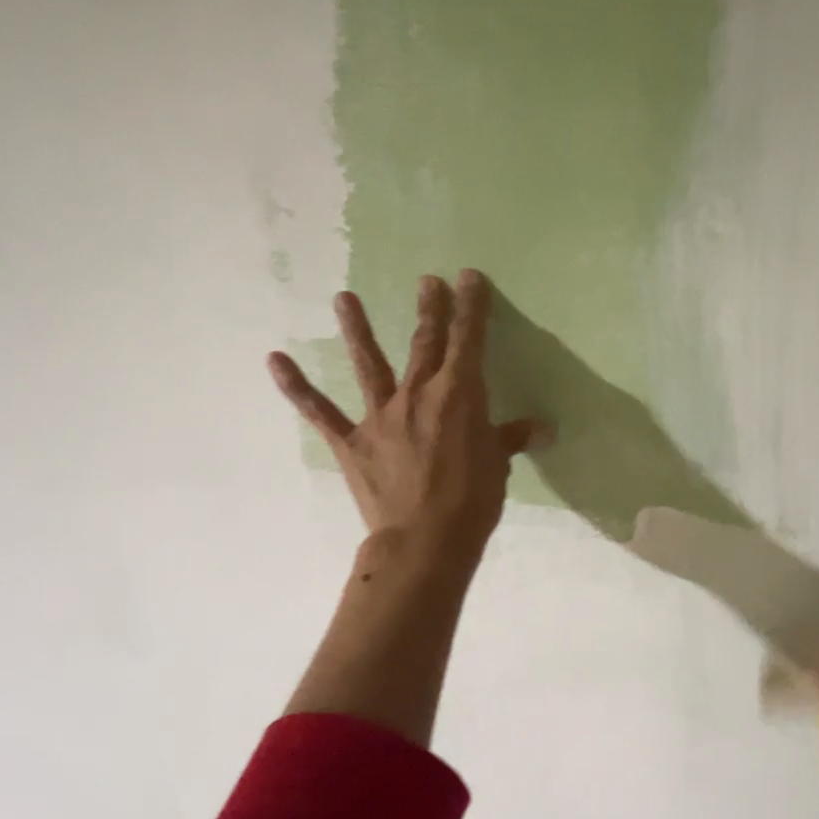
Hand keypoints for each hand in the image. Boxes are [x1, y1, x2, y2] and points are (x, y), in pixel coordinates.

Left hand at [266, 271, 547, 568]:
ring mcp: (380, 416)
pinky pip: (321, 411)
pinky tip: (276, 360)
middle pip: (424, 343)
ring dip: (358, 329)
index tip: (470, 278)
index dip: (471, 308)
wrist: (424, 540)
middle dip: (429, 309)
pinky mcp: (352, 442)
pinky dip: (298, 387)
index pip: (468, 341)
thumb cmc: (472, 501)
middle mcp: (417, 395)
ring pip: (368, 364)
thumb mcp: (499, 466)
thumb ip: (513, 439)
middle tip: (427, 281)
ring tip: (345, 298)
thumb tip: (542, 429)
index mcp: (458, 396)